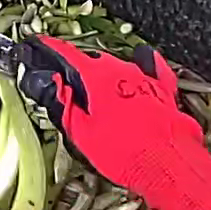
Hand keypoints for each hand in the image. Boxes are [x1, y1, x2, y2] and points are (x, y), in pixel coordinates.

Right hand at [19, 37, 210, 209]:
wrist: (171, 166)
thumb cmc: (126, 154)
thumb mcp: (82, 133)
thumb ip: (65, 104)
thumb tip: (54, 86)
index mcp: (97, 77)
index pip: (66, 53)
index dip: (49, 47)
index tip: (40, 43)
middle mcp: (121, 70)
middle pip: (92, 62)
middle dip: (79, 72)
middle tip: (69, 88)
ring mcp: (145, 77)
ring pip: (118, 68)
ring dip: (106, 77)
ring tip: (100, 97)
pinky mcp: (164, 90)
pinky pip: (150, 71)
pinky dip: (141, 70)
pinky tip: (141, 64)